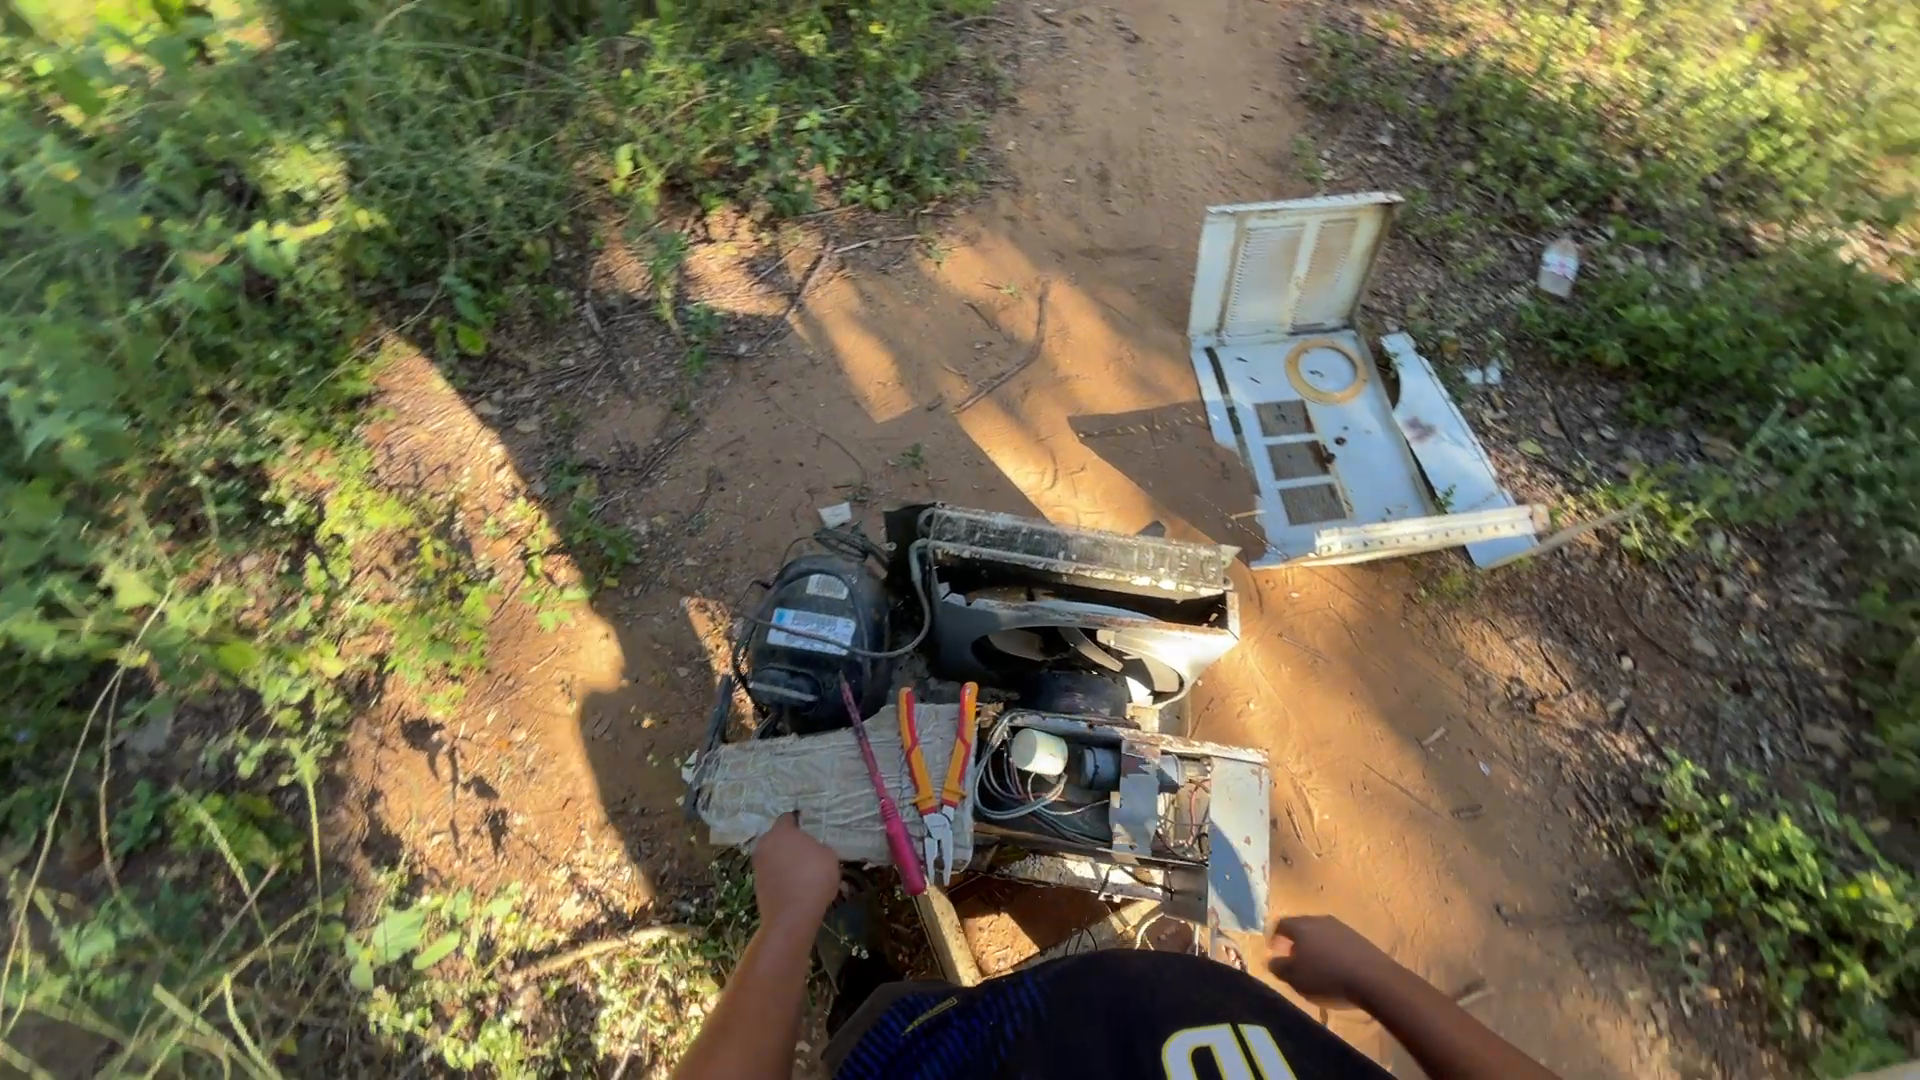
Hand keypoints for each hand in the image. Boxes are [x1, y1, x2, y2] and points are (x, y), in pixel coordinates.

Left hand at [750, 814, 841, 932]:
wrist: (792, 916)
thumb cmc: (814, 877)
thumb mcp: (829, 855)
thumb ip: (818, 847)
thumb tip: (811, 850)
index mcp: (781, 831)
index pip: (788, 818)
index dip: (799, 822)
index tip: (809, 829)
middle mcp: (765, 844)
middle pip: (777, 837)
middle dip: (790, 842)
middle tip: (807, 850)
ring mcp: (758, 865)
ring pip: (773, 855)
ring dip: (784, 859)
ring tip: (802, 870)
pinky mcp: (757, 884)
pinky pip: (772, 872)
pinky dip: (781, 875)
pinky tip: (795, 884)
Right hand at [1268, 915, 1401, 1009]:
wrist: (1374, 978)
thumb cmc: (1327, 976)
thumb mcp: (1296, 978)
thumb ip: (1279, 967)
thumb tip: (1271, 961)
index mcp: (1300, 925)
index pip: (1280, 924)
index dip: (1274, 937)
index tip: (1274, 950)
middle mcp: (1318, 919)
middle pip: (1301, 926)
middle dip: (1295, 940)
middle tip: (1294, 957)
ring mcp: (1341, 927)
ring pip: (1321, 933)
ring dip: (1316, 945)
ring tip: (1317, 964)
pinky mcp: (1359, 938)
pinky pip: (1338, 941)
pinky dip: (1333, 951)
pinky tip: (1337, 966)